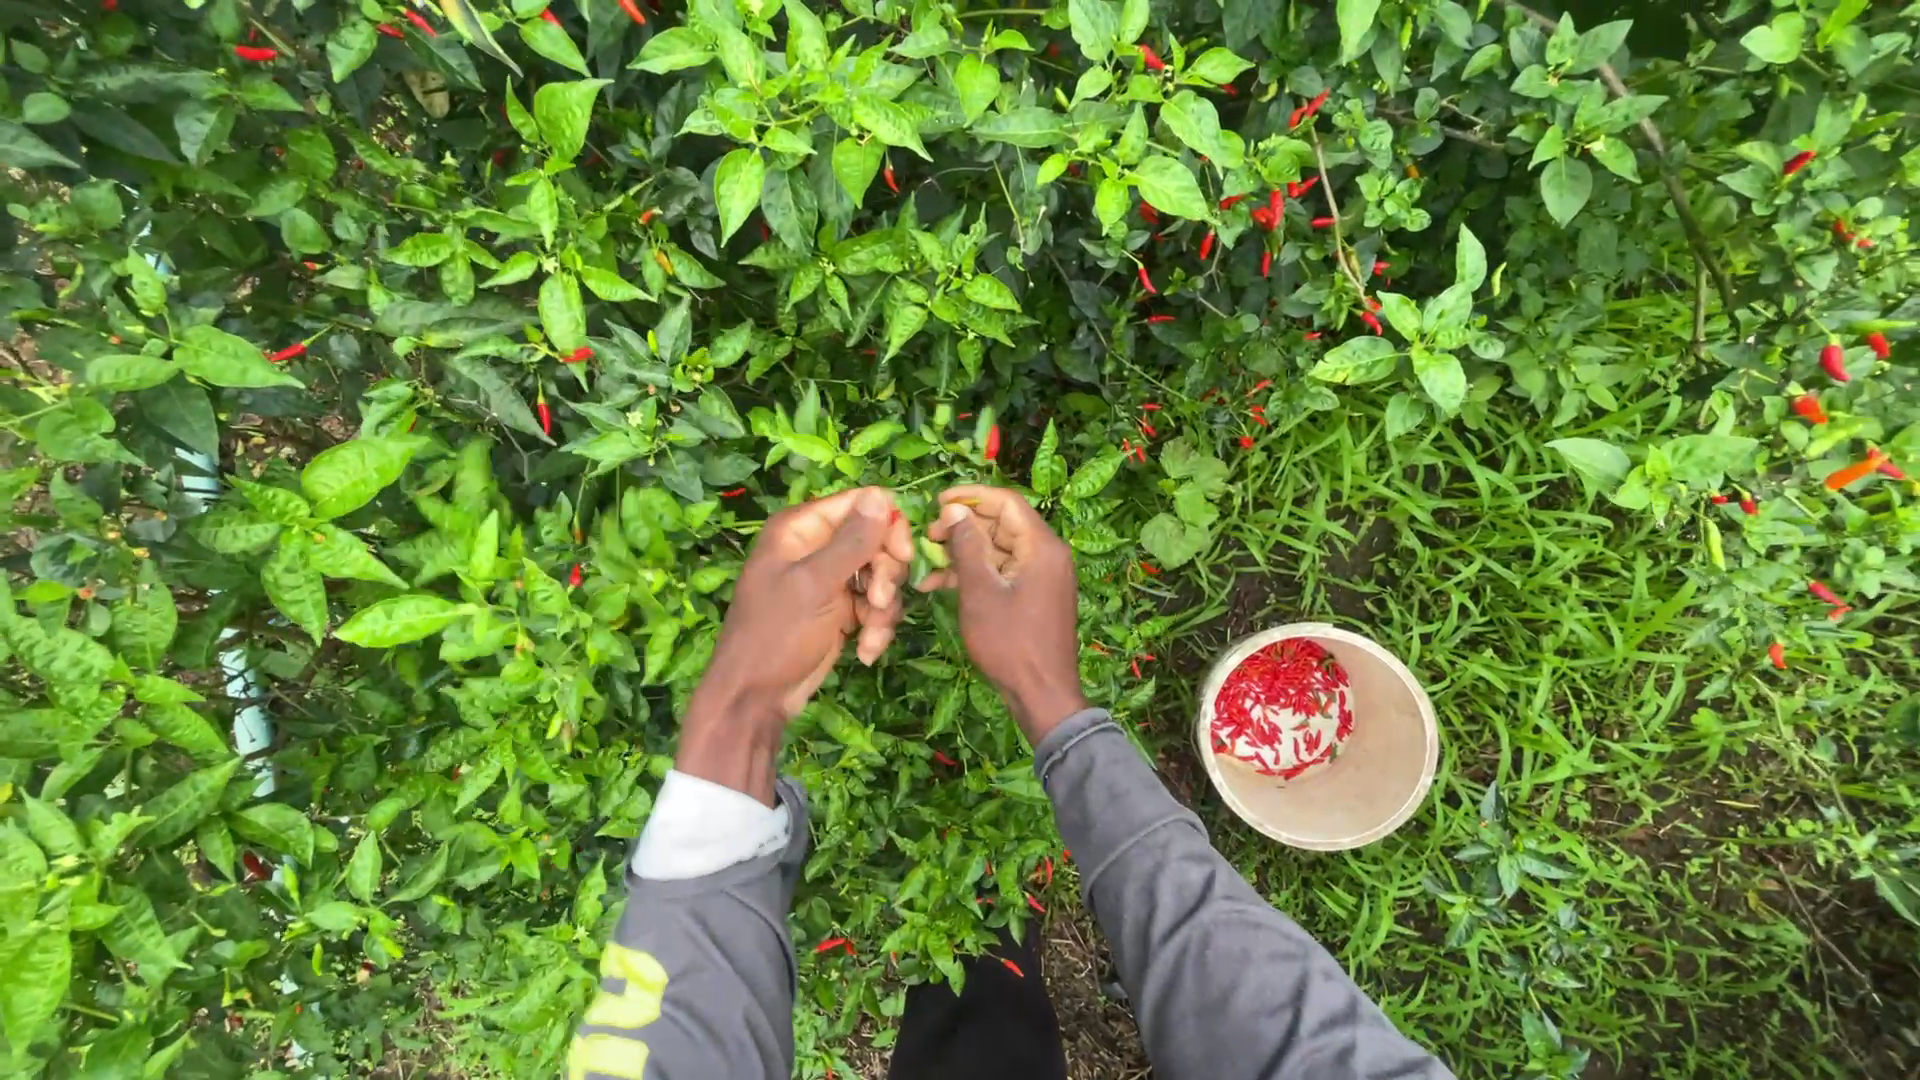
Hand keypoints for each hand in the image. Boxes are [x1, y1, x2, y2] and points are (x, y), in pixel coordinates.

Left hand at [680, 486, 912, 802]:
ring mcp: (830, 579)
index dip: (888, 527)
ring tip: (870, 636)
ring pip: (882, 576)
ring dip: (884, 608)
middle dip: (886, 575)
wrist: (756, 698)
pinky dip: (877, 627)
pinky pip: (876, 605)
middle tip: (880, 601)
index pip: (863, 504)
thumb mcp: (815, 584)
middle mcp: (817, 547)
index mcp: (802, 527)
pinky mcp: (841, 609)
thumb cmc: (775, 635)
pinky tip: (866, 650)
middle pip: (878, 540)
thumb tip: (883, 497)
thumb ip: (852, 541)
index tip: (901, 557)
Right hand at [920, 484, 1087, 742]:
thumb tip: (954, 511)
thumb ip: (966, 547)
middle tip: (928, 535)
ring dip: (964, 553)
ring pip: (998, 550)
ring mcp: (1042, 576)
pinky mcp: (1033, 595)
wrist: (1042, 694)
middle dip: (963, 527)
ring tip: (927, 562)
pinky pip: (1002, 572)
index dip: (970, 496)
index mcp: (1042, 546)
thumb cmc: (1010, 642)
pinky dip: (975, 575)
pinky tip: (940, 585)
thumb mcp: (980, 592)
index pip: (1006, 502)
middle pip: (1002, 524)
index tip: (937, 502)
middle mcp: (1047, 554)